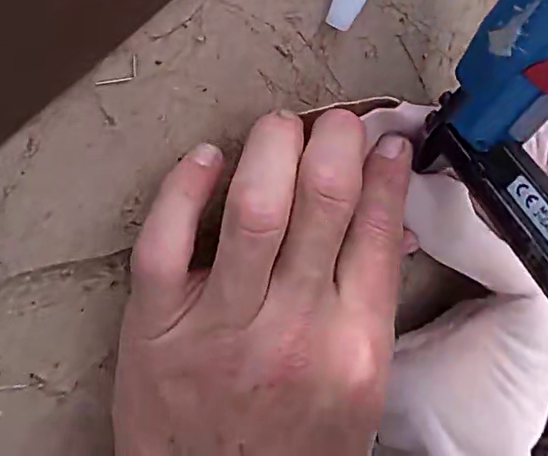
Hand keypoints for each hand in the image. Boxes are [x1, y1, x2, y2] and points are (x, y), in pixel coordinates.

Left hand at [114, 109, 412, 455]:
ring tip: (280, 127)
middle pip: (323, 199)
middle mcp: (293, 331)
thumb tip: (391, 205)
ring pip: (254, 208)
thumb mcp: (362, 378)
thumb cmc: (299, 440)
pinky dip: (182, 189)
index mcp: (354, 344)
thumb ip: (377, 288)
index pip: (378, 224)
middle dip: (335, 138)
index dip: (385, 167)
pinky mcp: (155, 332)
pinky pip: (164, 245)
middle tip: (336, 124)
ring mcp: (220, 330)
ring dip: (273, 147)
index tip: (385, 139)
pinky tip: (206, 157)